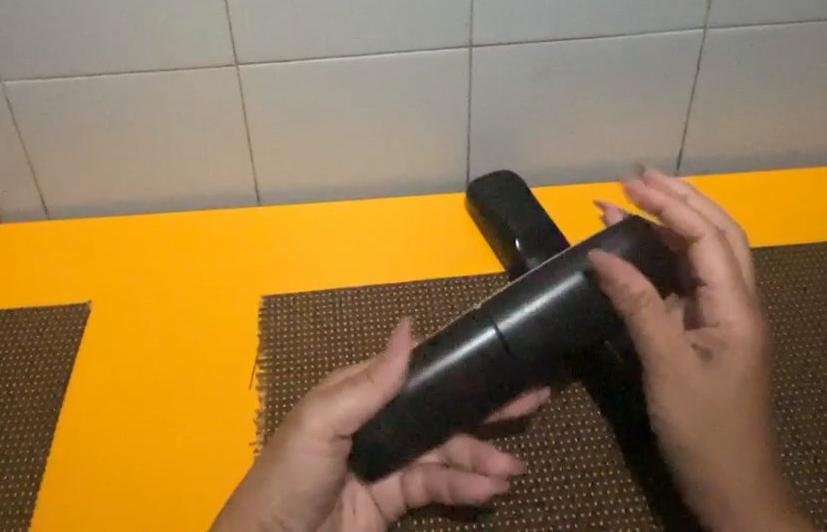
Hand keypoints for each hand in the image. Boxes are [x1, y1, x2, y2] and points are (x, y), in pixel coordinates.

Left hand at [211, 318, 548, 531]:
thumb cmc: (292, 472)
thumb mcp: (325, 419)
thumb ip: (372, 381)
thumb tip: (408, 326)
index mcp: (360, 390)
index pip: (417, 370)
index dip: (457, 367)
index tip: (499, 360)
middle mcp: (380, 420)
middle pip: (440, 409)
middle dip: (484, 408)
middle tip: (533, 401)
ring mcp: (389, 461)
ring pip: (445, 451)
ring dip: (481, 456)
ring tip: (515, 469)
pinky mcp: (394, 501)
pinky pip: (436, 487)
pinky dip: (463, 487)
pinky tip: (489, 490)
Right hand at [588, 167, 812, 531]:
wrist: (735, 492)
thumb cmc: (705, 431)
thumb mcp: (666, 367)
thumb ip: (637, 305)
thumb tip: (601, 255)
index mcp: (737, 308)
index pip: (707, 237)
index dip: (668, 205)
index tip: (628, 186)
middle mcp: (739, 303)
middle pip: (718, 232)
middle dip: (679, 198)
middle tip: (636, 177)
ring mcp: (726, 316)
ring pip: (706, 251)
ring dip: (673, 219)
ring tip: (633, 198)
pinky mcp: (710, 330)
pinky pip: (690, 276)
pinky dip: (665, 251)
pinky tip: (638, 246)